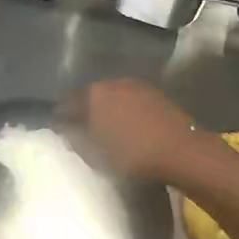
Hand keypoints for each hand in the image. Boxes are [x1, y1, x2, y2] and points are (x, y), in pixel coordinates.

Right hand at [65, 79, 200, 182]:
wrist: (179, 151)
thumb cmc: (131, 155)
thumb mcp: (95, 154)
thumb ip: (76, 139)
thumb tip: (67, 130)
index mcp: (92, 96)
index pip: (67, 104)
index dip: (61, 117)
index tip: (59, 128)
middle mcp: (113, 83)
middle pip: (91, 95)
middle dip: (85, 108)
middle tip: (82, 126)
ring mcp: (137, 86)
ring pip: (113, 95)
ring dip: (108, 107)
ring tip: (107, 125)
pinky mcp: (156, 94)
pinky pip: (132, 99)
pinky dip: (126, 108)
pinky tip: (129, 123)